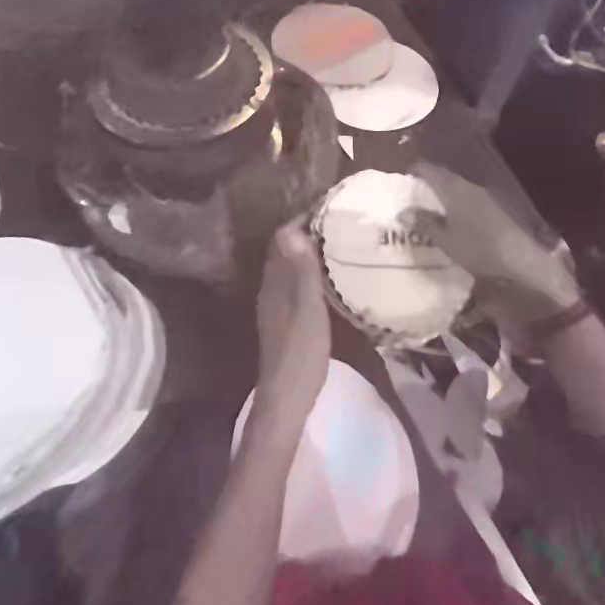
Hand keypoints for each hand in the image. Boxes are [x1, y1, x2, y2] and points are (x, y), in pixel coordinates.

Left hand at [254, 220, 331, 424]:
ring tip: (335, 244)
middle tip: (336, 223)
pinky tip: (326, 279)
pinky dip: (307, 273)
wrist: (286, 396)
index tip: (326, 209)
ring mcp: (274, 305)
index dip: (300, 221)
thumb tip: (291, 230)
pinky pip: (293, 284)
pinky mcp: (282, 319)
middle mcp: (269, 288)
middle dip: (304, 234)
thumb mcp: (308, 308)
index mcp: (274, 282)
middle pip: (283, 251)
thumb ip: (301, 270)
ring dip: (306, 253)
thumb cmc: (301, 351)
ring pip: (288, 268)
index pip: (282, 239)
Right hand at [410, 162, 581, 328]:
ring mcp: (487, 198)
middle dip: (429, 184)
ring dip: (444, 196)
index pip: (430, 169)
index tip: (402, 177)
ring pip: (459, 190)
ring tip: (429, 209)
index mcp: (454, 188)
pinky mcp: (498, 211)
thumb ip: (424, 223)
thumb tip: (404, 211)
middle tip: (412, 195)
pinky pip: (470, 201)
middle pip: (445, 178)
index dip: (415, 170)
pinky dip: (457, 206)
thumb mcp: (445, 240)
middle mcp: (471, 186)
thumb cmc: (478, 248)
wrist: (523, 264)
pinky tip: (452, 221)